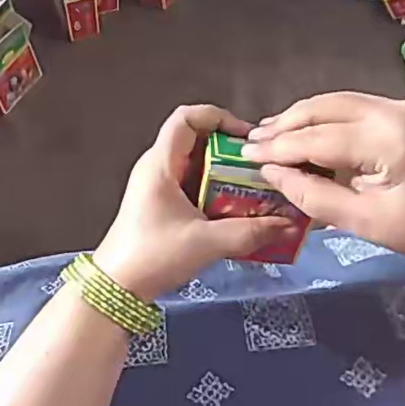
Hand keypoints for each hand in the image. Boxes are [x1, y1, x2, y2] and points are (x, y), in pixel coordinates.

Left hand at [92, 105, 299, 297]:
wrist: (117, 287)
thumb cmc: (152, 257)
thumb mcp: (205, 243)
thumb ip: (250, 232)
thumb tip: (287, 224)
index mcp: (160, 165)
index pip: (186, 117)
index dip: (218, 118)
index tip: (246, 137)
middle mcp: (157, 167)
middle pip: (196, 139)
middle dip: (229, 149)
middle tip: (257, 167)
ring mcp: (157, 185)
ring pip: (196, 163)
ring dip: (224, 172)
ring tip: (253, 189)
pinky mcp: (161, 203)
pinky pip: (192, 183)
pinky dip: (215, 189)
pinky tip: (235, 209)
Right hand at [242, 92, 404, 265]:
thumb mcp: (367, 223)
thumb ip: (314, 196)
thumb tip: (272, 174)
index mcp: (386, 139)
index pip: (316, 137)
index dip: (277, 147)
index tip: (244, 156)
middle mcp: (389, 112)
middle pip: (321, 108)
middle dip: (283, 125)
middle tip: (251, 142)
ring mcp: (396, 108)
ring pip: (333, 102)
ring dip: (299, 117)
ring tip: (268, 136)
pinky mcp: (399, 114)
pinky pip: (348, 107)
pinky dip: (320, 117)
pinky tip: (302, 132)